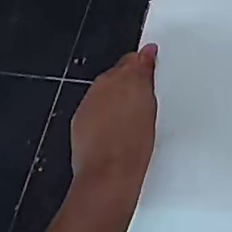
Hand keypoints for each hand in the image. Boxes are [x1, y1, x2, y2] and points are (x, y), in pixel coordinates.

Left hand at [70, 43, 158, 194]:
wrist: (109, 175)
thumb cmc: (135, 146)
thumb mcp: (152, 107)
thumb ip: (147, 76)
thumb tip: (147, 56)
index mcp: (130, 76)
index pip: (136, 58)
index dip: (143, 64)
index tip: (149, 70)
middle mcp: (106, 82)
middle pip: (118, 70)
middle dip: (128, 79)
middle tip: (140, 98)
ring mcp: (90, 99)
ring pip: (104, 87)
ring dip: (113, 94)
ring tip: (126, 115)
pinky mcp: (79, 115)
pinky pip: (92, 105)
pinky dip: (100, 110)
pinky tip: (110, 126)